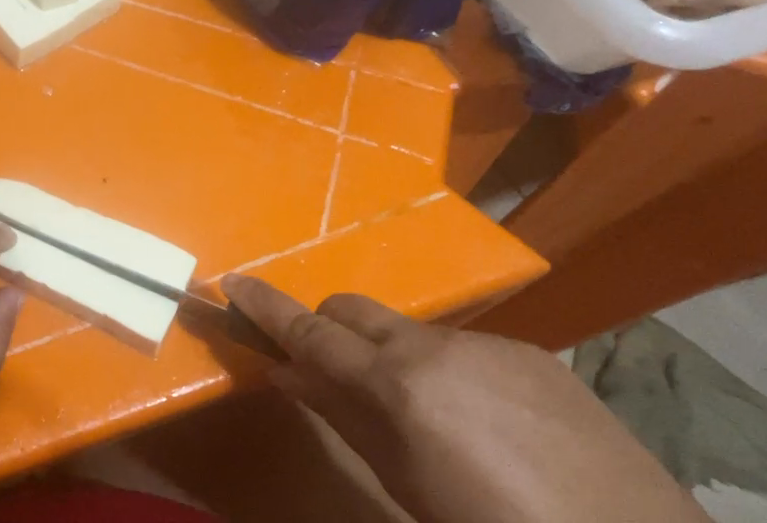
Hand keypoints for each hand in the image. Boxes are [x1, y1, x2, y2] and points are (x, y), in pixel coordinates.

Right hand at [224, 275, 707, 522]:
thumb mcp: (405, 483)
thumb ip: (340, 416)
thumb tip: (283, 373)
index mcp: (398, 383)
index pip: (310, 330)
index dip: (264, 306)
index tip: (229, 283)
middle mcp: (437, 346)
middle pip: (353, 309)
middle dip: (329, 329)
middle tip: (332, 373)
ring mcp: (492, 346)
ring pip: (410, 330)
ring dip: (394, 356)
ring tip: (431, 417)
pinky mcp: (538, 356)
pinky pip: (466, 348)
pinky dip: (450, 371)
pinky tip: (487, 423)